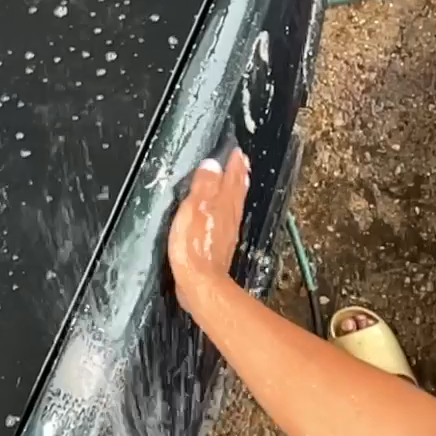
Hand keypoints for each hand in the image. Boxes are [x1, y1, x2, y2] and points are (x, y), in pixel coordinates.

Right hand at [166, 148, 251, 309]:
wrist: (201, 283)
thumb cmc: (193, 247)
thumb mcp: (193, 209)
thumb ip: (203, 186)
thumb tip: (213, 164)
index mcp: (222, 203)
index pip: (230, 177)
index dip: (233, 163)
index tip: (237, 151)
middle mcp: (229, 215)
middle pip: (237, 189)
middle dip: (239, 174)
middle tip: (242, 161)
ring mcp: (227, 231)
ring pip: (236, 203)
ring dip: (238, 189)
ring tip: (239, 179)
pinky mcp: (221, 245)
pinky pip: (230, 218)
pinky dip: (231, 208)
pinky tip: (227, 212)